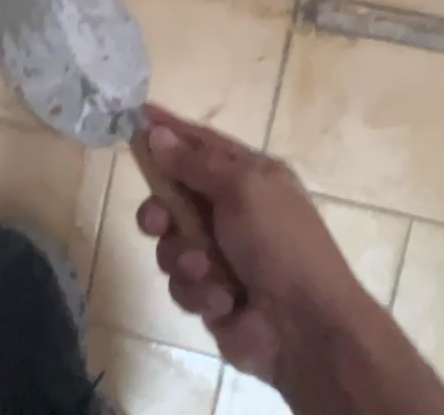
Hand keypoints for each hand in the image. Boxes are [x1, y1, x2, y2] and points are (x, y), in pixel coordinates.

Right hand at [134, 106, 370, 386]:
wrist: (308, 329)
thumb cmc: (281, 244)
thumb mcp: (241, 188)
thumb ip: (193, 162)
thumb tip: (156, 133)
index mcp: (249, 177)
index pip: (200, 143)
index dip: (168, 130)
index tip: (135, 115)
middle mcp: (233, 211)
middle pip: (173, 198)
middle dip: (160, 212)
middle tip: (158, 222)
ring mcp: (222, 256)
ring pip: (170, 245)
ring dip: (185, 259)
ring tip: (207, 271)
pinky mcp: (212, 295)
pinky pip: (183, 285)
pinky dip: (200, 292)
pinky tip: (224, 301)